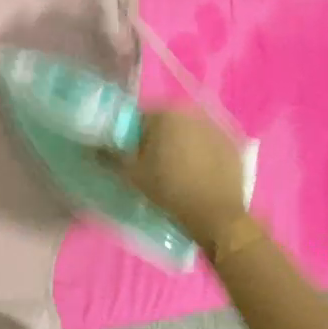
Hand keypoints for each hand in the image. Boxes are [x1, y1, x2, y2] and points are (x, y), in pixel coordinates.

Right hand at [121, 110, 249, 245]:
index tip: (132, 157)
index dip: (132, 138)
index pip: (140, 118)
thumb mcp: (132, 175)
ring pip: (188, 133)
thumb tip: (95, 146)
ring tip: (177, 172)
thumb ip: (110, 155)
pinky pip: (208, 144)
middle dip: (157, 140)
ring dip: (180, 145)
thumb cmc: (169, 190)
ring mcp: (216, 128)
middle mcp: (192, 113)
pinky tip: (198, 174)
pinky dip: (201, 153)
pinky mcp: (233, 144)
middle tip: (152, 166)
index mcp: (166, 114)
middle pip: (166, 124)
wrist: (215, 215)